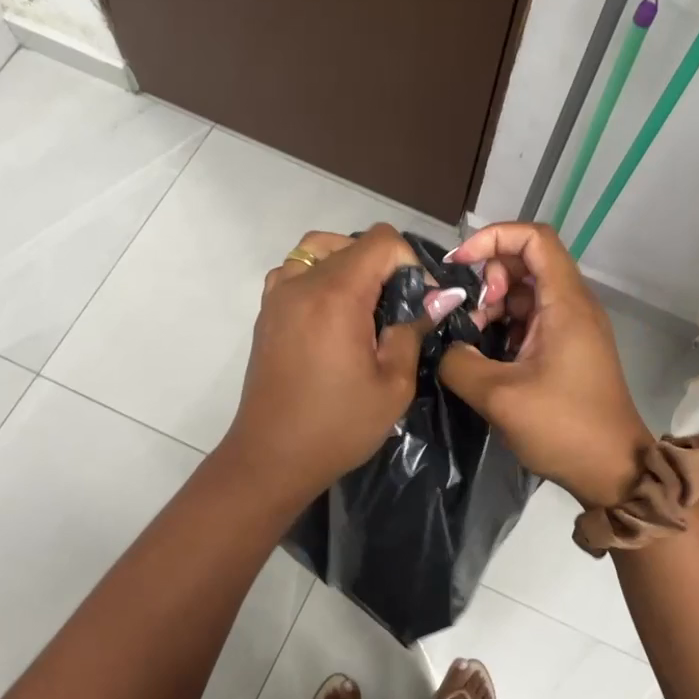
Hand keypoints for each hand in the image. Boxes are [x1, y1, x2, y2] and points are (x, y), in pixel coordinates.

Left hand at [220, 224, 467, 499]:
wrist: (272, 457)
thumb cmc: (338, 426)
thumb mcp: (394, 385)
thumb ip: (412, 331)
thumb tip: (432, 300)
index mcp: (336, 296)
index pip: (381, 241)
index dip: (410, 263)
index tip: (420, 303)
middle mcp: (302, 284)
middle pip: (352, 244)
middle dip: (385, 267)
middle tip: (398, 311)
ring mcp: (278, 296)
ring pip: (319, 250)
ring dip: (350, 266)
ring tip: (366, 307)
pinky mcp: (267, 313)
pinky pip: (297, 272)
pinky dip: (320, 278)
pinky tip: (334, 316)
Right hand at [439, 222, 652, 506]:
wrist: (614, 471)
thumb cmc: (563, 428)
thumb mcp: (499, 396)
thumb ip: (459, 361)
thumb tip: (441, 343)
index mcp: (565, 303)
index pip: (534, 238)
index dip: (493, 237)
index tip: (460, 264)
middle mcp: (573, 306)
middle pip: (527, 263)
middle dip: (488, 279)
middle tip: (468, 316)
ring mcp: (573, 328)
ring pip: (526, 293)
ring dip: (494, 307)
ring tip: (472, 342)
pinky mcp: (568, 350)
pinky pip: (532, 320)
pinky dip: (505, 328)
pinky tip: (486, 357)